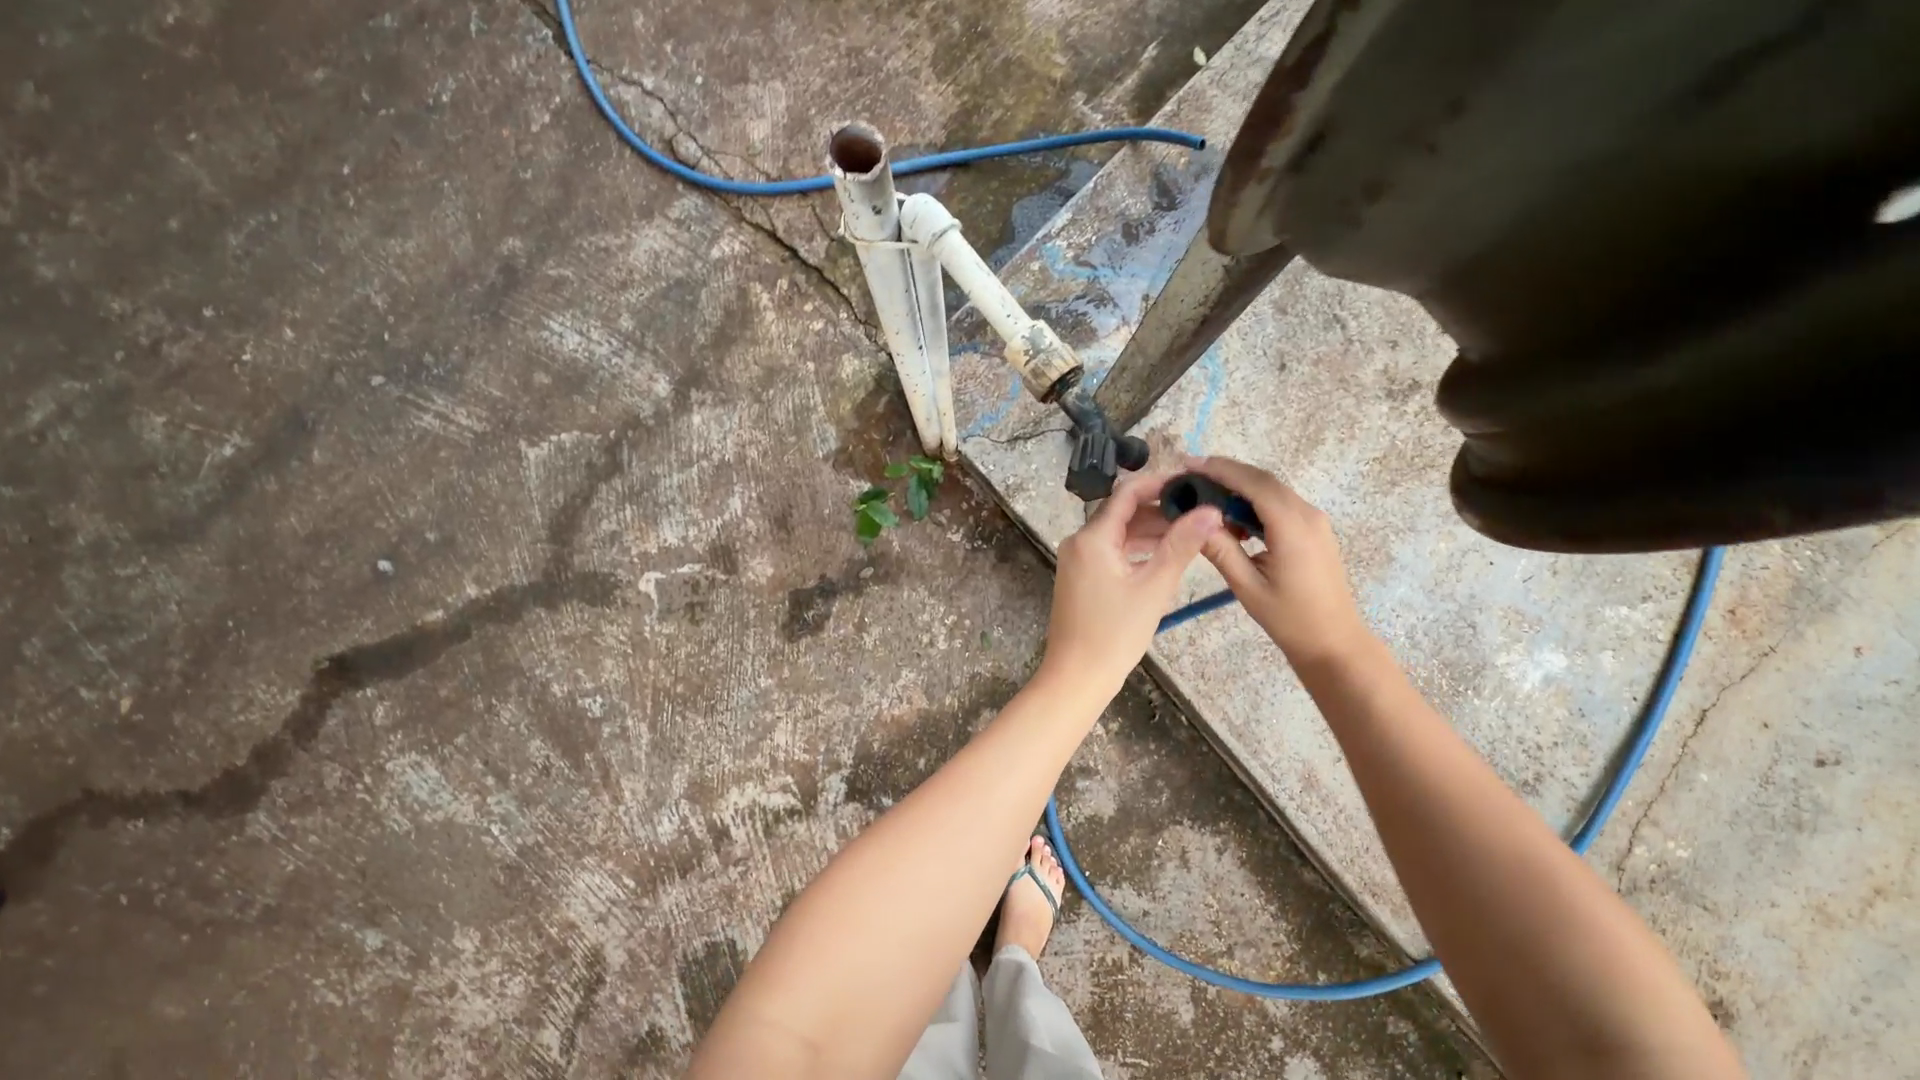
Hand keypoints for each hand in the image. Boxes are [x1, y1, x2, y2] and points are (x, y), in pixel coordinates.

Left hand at [1040, 470, 1223, 694]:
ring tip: (1190, 535)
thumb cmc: (1114, 633)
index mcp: (1092, 538)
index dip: (1159, 483)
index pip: (1127, 494)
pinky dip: (1137, 551)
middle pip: (1122, 513)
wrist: (1077, 676)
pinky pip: (1112, 553)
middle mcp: (1079, 542)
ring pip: (1118, 534)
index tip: (1191, 484)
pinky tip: (1164, 558)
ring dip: (1151, 532)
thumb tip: (1209, 511)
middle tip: (1199, 512)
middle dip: (1160, 511)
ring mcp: (1077, 561)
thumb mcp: (1154, 587)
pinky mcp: (1081, 579)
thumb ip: (1181, 545)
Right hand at [1190, 457, 1370, 666]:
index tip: (1189, 464)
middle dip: (1227, 475)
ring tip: (1206, 503)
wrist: (1334, 642)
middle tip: (1191, 478)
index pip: (1253, 483)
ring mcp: (1315, 521)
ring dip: (1240, 491)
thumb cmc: (1290, 619)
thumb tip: (1194, 521)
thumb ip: (1220, 550)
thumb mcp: (1247, 586)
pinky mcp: (1315, 530)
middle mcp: (1308, 514)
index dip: (1221, 469)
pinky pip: (1281, 505)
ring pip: (1272, 491)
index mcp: (1291, 526)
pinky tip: (1235, 523)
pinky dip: (1255, 504)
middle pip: (1263, 481)